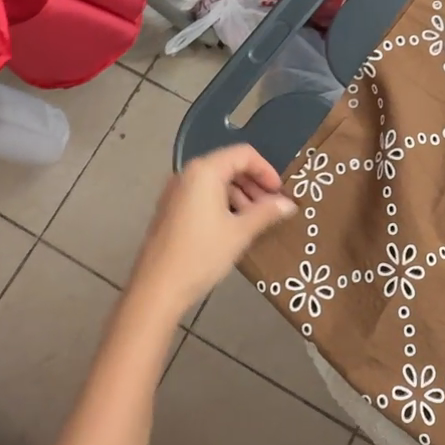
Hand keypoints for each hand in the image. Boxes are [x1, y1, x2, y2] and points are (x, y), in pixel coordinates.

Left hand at [127, 144, 296, 315]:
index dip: (266, 170)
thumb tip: (289, 204)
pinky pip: (202, 195)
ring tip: (255, 220)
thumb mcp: (240, 232)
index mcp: (204, 171)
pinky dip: (222, 203)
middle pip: (229, 165)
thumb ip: (266, 212)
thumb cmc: (201, 254)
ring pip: (215, 182)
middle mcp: (187, 174)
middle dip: (254, 183)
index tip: (279, 192)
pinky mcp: (169, 209)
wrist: (155, 291)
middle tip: (271, 206)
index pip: (243, 154)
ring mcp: (175, 192)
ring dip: (239, 194)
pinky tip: (233, 227)